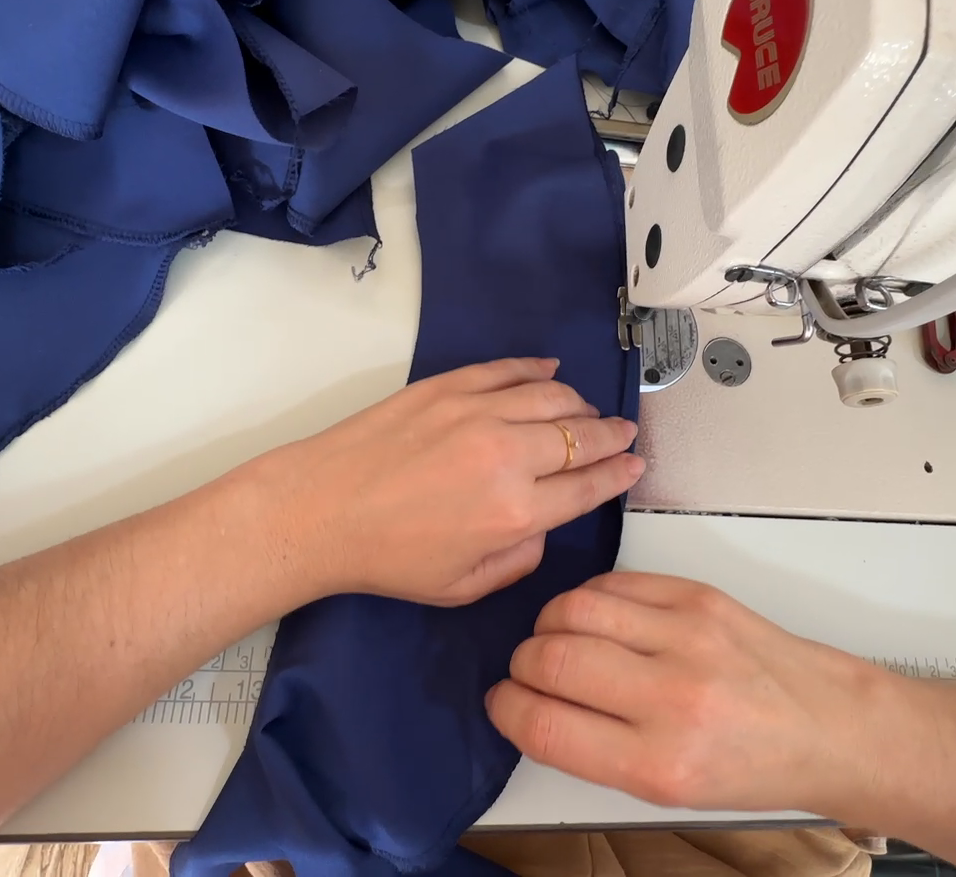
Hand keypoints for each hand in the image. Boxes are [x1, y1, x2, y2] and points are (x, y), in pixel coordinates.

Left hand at [232, 358, 641, 606]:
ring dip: (579, 402)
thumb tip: (542, 523)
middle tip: (623, 433)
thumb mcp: (463, 588)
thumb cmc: (388, 559)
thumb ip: (519, 560)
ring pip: (553, 395)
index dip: (619, 473)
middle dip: (612, 435)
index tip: (635, 463)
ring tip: (586, 410)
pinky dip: (536, 368)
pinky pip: (508, 369)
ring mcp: (478, 411)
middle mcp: (509, 455)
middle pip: (581, 435)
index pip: (588, 486)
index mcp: (516, 512)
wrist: (319, 510)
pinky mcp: (449, 385)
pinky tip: (550, 370)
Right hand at [486, 572, 892, 815]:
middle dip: (522, 663)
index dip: (506, 707)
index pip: (545, 724)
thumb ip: (593, 747)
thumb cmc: (748, 767)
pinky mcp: (695, 593)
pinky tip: (595, 618)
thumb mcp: (667, 788)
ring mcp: (685, 633)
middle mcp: (671, 695)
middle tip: (528, 670)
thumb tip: (531, 702)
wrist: (825, 724)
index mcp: (660, 763)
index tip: (503, 701)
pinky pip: (611, 583)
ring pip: (573, 607)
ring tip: (557, 638)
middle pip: (551, 657)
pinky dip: (587, 599)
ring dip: (548, 623)